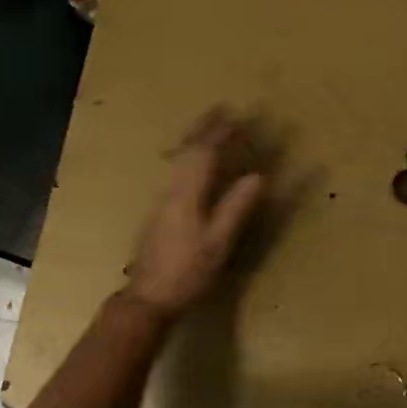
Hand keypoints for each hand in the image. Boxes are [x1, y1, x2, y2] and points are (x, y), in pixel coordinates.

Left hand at [122, 107, 267, 317]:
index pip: (203, 153)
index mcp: (186, 195)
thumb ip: (235, 208)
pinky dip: (188, 161)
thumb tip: (258, 177)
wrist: (148, 297)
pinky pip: (175, 176)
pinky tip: (194, 168)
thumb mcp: (218, 243)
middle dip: (203, 129)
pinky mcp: (156, 216)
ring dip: (194, 142)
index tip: (236, 113)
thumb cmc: (187, 272)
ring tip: (210, 132)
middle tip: (220, 110)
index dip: (219, 132)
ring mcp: (160, 203)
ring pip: (177, 162)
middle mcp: (169, 192)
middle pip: (185, 151)